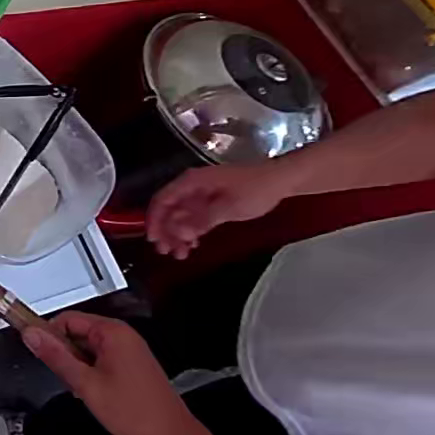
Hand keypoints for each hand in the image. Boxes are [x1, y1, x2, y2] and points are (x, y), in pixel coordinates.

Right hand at [22, 312, 194, 434]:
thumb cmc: (136, 412)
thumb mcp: (85, 384)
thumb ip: (55, 356)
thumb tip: (31, 335)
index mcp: (112, 331)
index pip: (67, 319)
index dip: (49, 334)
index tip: (38, 350)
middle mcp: (122, 335)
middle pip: (77, 332)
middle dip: (66, 354)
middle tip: (67, 378)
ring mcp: (129, 349)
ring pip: (88, 348)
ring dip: (79, 366)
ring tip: (85, 390)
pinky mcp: (132, 363)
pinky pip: (101, 358)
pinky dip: (92, 372)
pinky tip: (96, 393)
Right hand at [146, 164, 290, 259]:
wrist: (281, 180)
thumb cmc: (255, 190)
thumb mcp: (229, 207)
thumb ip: (202, 220)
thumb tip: (179, 232)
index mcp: (191, 182)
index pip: (162, 200)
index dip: (154, 220)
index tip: (153, 239)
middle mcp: (191, 187)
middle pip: (168, 209)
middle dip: (165, 231)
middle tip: (166, 252)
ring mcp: (200, 194)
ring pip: (179, 216)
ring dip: (176, 234)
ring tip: (180, 254)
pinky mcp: (210, 201)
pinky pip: (192, 218)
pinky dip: (189, 231)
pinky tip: (193, 244)